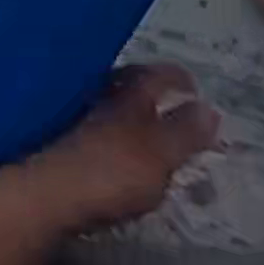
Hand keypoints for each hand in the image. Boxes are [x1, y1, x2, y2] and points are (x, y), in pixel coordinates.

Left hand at [21, 63, 219, 231]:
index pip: (150, 74)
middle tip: (169, 92)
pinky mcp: (68, 138)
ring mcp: (79, 115)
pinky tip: (117, 136)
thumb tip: (209, 107)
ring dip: (128, 102)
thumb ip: (184, 132)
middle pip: (124, 80)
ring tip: (148, 115)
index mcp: (125, 95)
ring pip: (108, 97)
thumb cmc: (112, 169)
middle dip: (147, 82)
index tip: (191, 81)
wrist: (54, 190)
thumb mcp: (160, 154)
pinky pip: (96, 118)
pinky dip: (112, 121)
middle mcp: (99, 96)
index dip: (172, 76)